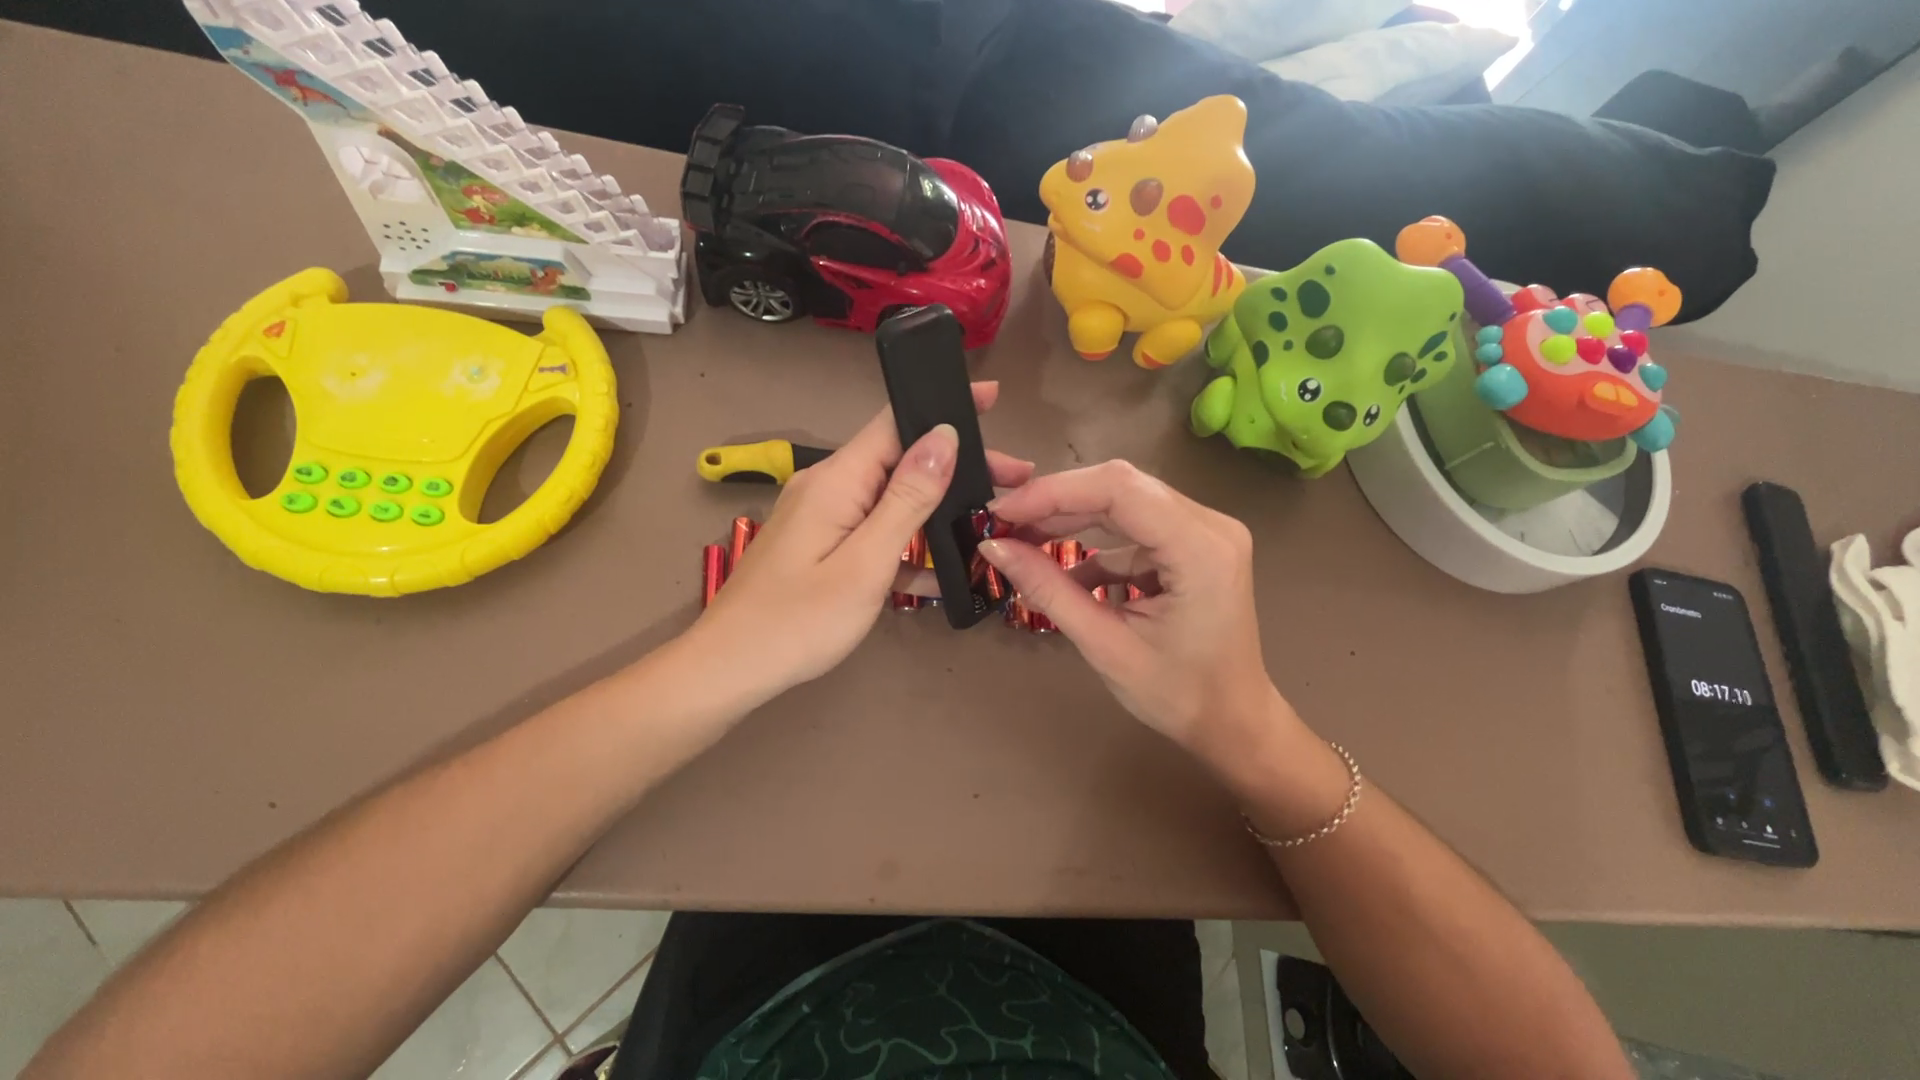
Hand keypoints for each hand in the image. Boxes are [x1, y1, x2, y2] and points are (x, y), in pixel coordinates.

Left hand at [692, 382, 1033, 704]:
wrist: (730, 669)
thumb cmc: (798, 621)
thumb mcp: (864, 563)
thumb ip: (906, 500)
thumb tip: (943, 436)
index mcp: (837, 480)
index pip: (896, 422)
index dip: (943, 406)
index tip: (992, 397)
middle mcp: (828, 487)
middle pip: (899, 459)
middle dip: (956, 464)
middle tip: (1014, 479)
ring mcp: (822, 517)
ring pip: (890, 497)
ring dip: (937, 506)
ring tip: (990, 518)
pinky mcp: (821, 546)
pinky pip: (873, 530)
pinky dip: (908, 542)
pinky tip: (944, 570)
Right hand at [978, 461, 1285, 759]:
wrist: (1233, 721)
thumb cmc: (1179, 695)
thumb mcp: (1106, 646)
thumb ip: (1050, 590)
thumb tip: (994, 546)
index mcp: (1201, 548)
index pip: (1119, 489)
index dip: (1053, 492)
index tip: (1002, 511)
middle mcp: (1210, 524)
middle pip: (1121, 487)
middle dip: (1056, 501)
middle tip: (1003, 524)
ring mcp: (1205, 531)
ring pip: (1124, 501)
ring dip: (1071, 518)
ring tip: (1022, 539)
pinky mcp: (1193, 544)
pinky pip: (1135, 527)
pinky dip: (1096, 543)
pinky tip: (1063, 570)